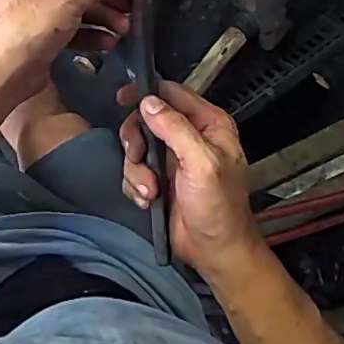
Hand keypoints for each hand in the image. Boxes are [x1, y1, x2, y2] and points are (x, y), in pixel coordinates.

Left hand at [0, 0, 131, 102]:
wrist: (4, 72)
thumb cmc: (33, 24)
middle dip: (108, 0)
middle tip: (131, 10)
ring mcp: (33, 10)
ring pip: (77, 8)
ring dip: (103, 18)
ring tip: (124, 29)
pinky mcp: (38, 35)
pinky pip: (70, 28)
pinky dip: (90, 34)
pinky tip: (109, 42)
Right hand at [119, 81, 263, 277]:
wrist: (214, 250)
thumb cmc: (220, 208)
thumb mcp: (202, 163)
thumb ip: (176, 129)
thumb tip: (149, 102)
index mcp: (209, 123)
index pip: (173, 93)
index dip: (147, 93)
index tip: (123, 98)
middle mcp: (190, 136)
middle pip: (147, 119)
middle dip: (137, 140)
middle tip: (137, 156)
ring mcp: (172, 158)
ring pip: (137, 146)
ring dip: (136, 170)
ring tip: (150, 189)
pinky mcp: (159, 178)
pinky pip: (134, 170)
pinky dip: (136, 185)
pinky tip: (149, 199)